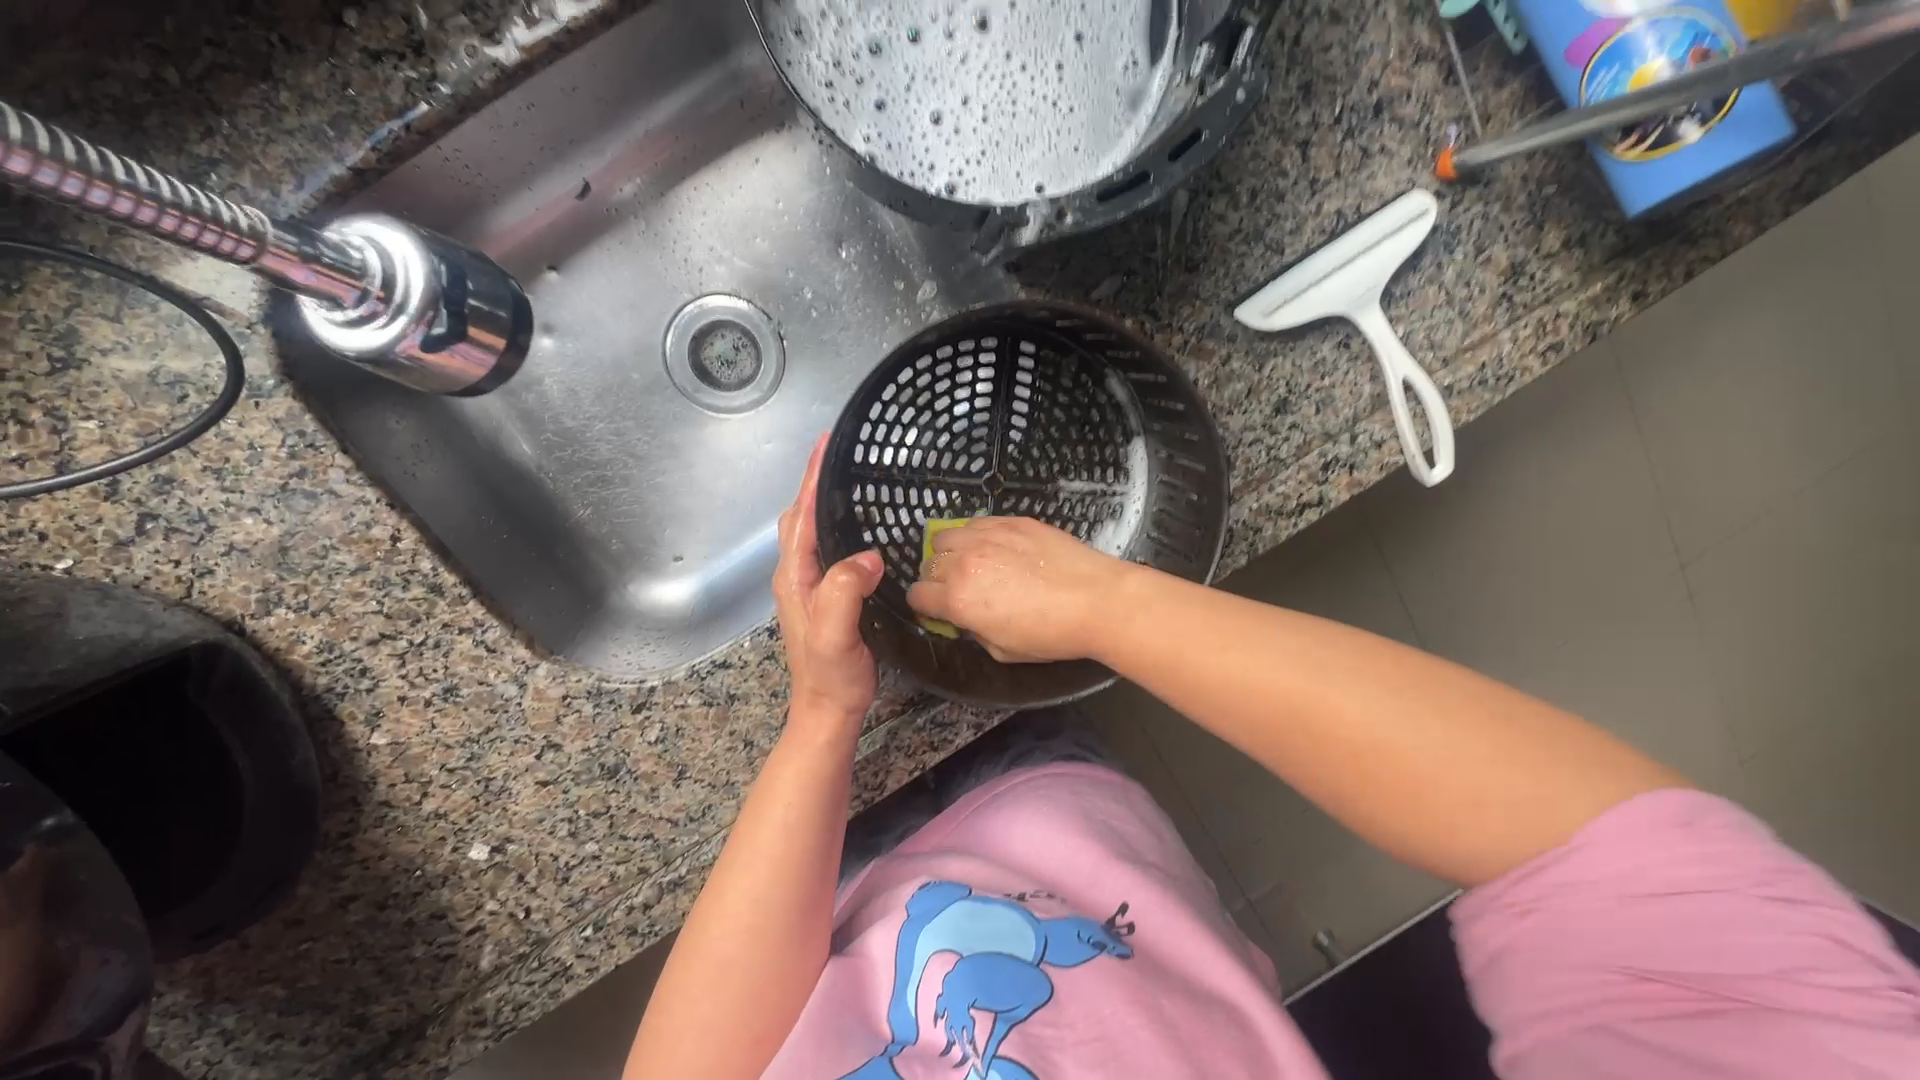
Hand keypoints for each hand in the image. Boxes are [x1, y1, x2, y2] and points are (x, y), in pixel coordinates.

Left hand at [775, 436, 883, 727]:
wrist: (828, 709)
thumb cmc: (831, 674)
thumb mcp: (835, 632)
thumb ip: (843, 591)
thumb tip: (866, 557)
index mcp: (794, 576)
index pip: (802, 516)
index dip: (812, 478)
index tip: (826, 444)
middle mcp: (796, 575)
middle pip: (800, 517)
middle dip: (815, 483)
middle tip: (840, 456)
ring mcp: (808, 586)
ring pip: (812, 532)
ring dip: (825, 503)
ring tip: (850, 481)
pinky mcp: (824, 596)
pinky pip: (827, 549)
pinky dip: (838, 527)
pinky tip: (861, 529)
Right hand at [907, 517, 1134, 662]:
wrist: (1098, 601)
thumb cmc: (1052, 635)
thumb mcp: (1003, 651)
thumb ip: (974, 632)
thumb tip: (967, 620)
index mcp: (958, 599)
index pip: (917, 595)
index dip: (925, 606)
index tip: (938, 611)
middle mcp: (964, 562)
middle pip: (929, 564)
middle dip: (936, 579)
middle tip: (958, 589)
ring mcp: (988, 536)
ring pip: (946, 536)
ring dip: (951, 551)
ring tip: (971, 563)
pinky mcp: (1012, 521)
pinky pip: (976, 522)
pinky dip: (975, 535)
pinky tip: (994, 547)